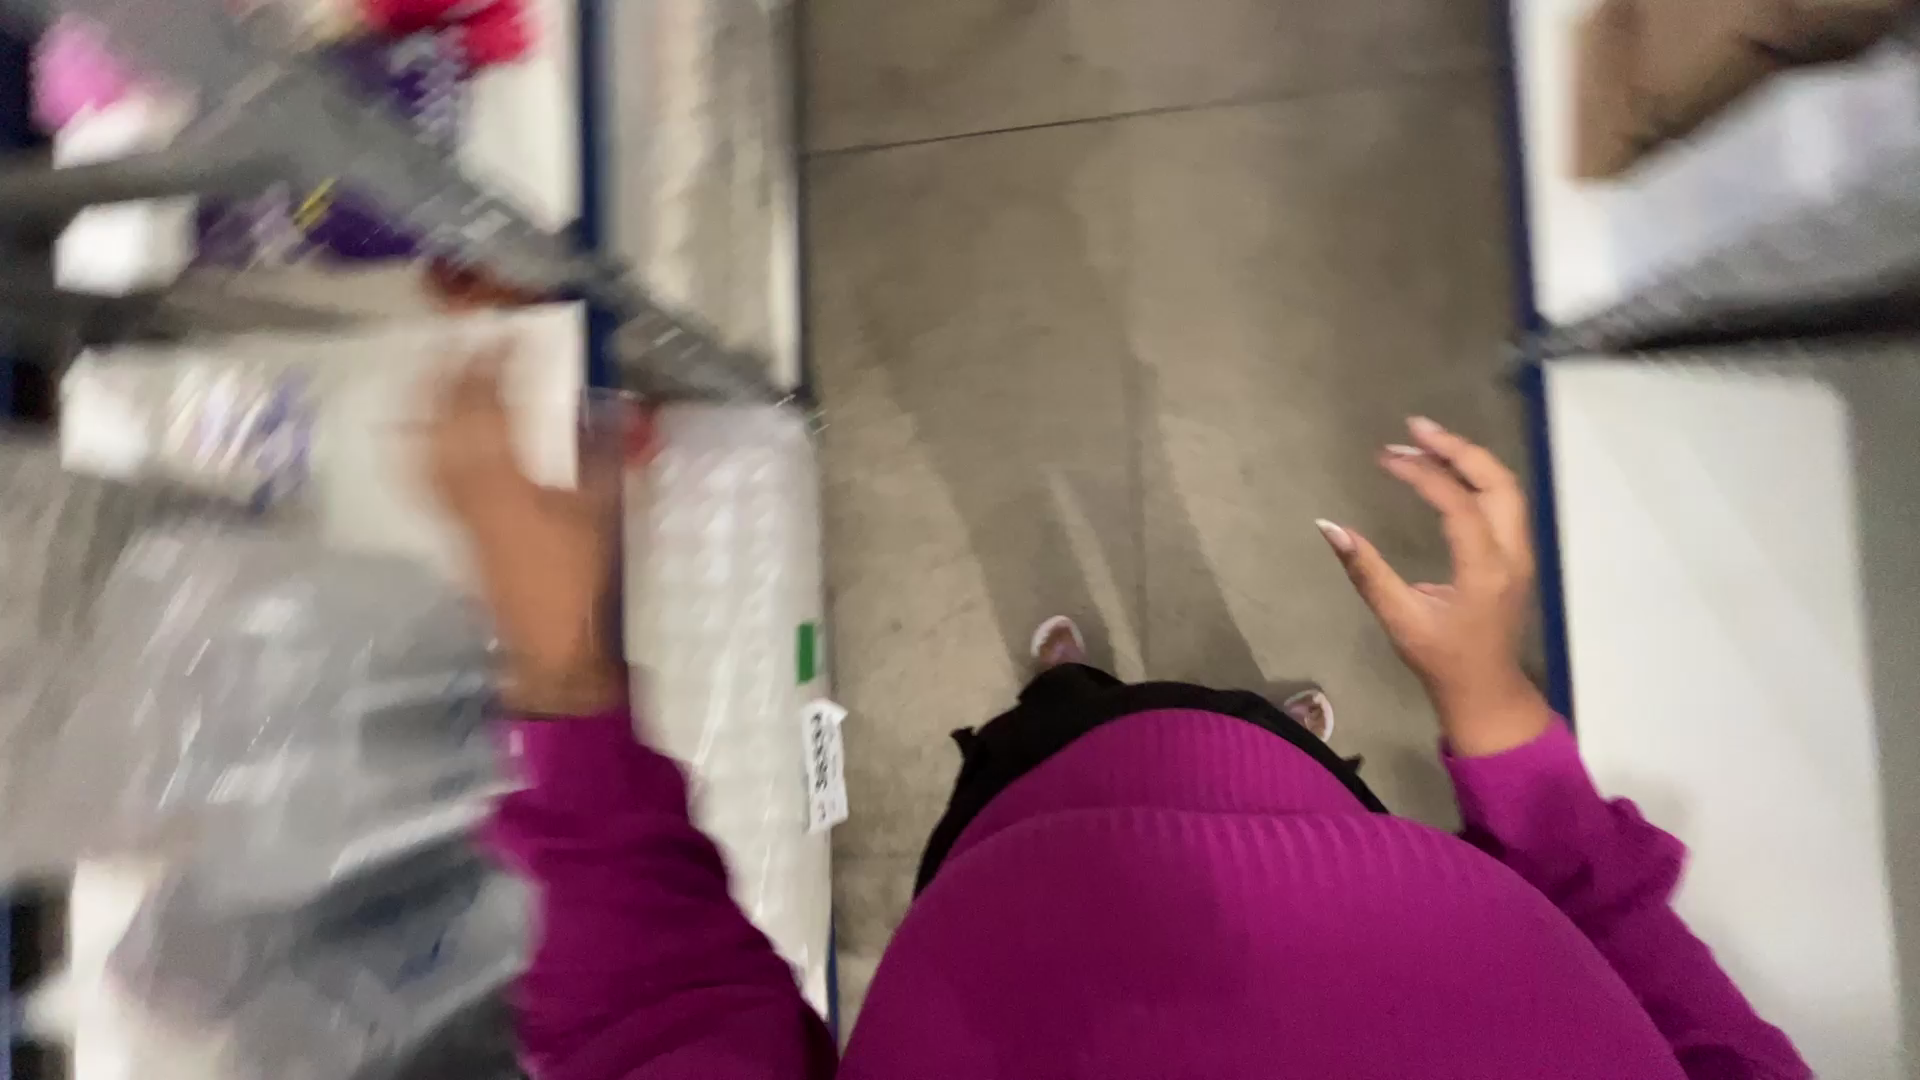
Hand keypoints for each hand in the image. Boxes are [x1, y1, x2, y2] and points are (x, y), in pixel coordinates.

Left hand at [427, 344, 625, 715]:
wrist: (546, 637)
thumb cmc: (578, 575)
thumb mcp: (600, 511)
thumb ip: (602, 454)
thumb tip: (610, 406)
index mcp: (505, 476)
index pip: (493, 402)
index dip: (500, 361)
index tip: (509, 330)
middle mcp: (464, 483)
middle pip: (442, 412)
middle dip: (450, 367)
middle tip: (463, 334)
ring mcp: (450, 504)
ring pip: (421, 435)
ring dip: (425, 395)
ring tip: (433, 366)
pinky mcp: (449, 522)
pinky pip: (419, 465)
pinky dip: (416, 435)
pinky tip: (416, 427)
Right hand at [1317, 417, 1549, 756]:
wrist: (1485, 688)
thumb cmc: (1440, 657)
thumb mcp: (1397, 617)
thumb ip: (1365, 570)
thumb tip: (1329, 526)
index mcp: (1484, 568)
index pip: (1457, 503)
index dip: (1422, 474)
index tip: (1384, 457)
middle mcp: (1511, 551)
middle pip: (1497, 481)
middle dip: (1456, 449)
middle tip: (1412, 429)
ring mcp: (1519, 551)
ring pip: (1505, 488)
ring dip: (1467, 459)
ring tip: (1424, 441)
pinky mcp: (1513, 553)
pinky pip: (1502, 501)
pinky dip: (1475, 476)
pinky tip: (1446, 470)